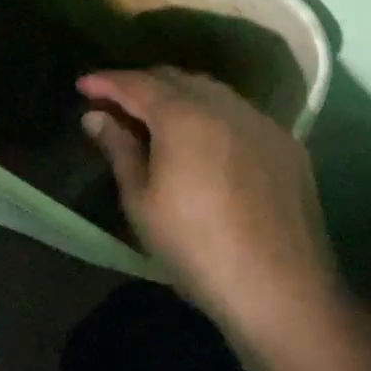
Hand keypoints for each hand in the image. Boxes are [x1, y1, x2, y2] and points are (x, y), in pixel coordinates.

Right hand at [78, 68, 337, 332]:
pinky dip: (212, 114)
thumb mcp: (142, 202)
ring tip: (157, 119)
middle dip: (142, 84)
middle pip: (176, 79)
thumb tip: (97, 117)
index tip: (83, 86)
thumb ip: (119, 150)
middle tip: (116, 103)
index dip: (105, 82)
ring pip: (212, 92)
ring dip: (179, 96)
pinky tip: (204, 141)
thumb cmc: (196, 248)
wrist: (282, 291)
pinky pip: (240, 114)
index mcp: (184, 116)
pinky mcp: (288, 146)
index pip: (136, 84)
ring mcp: (262, 124)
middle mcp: (225, 107)